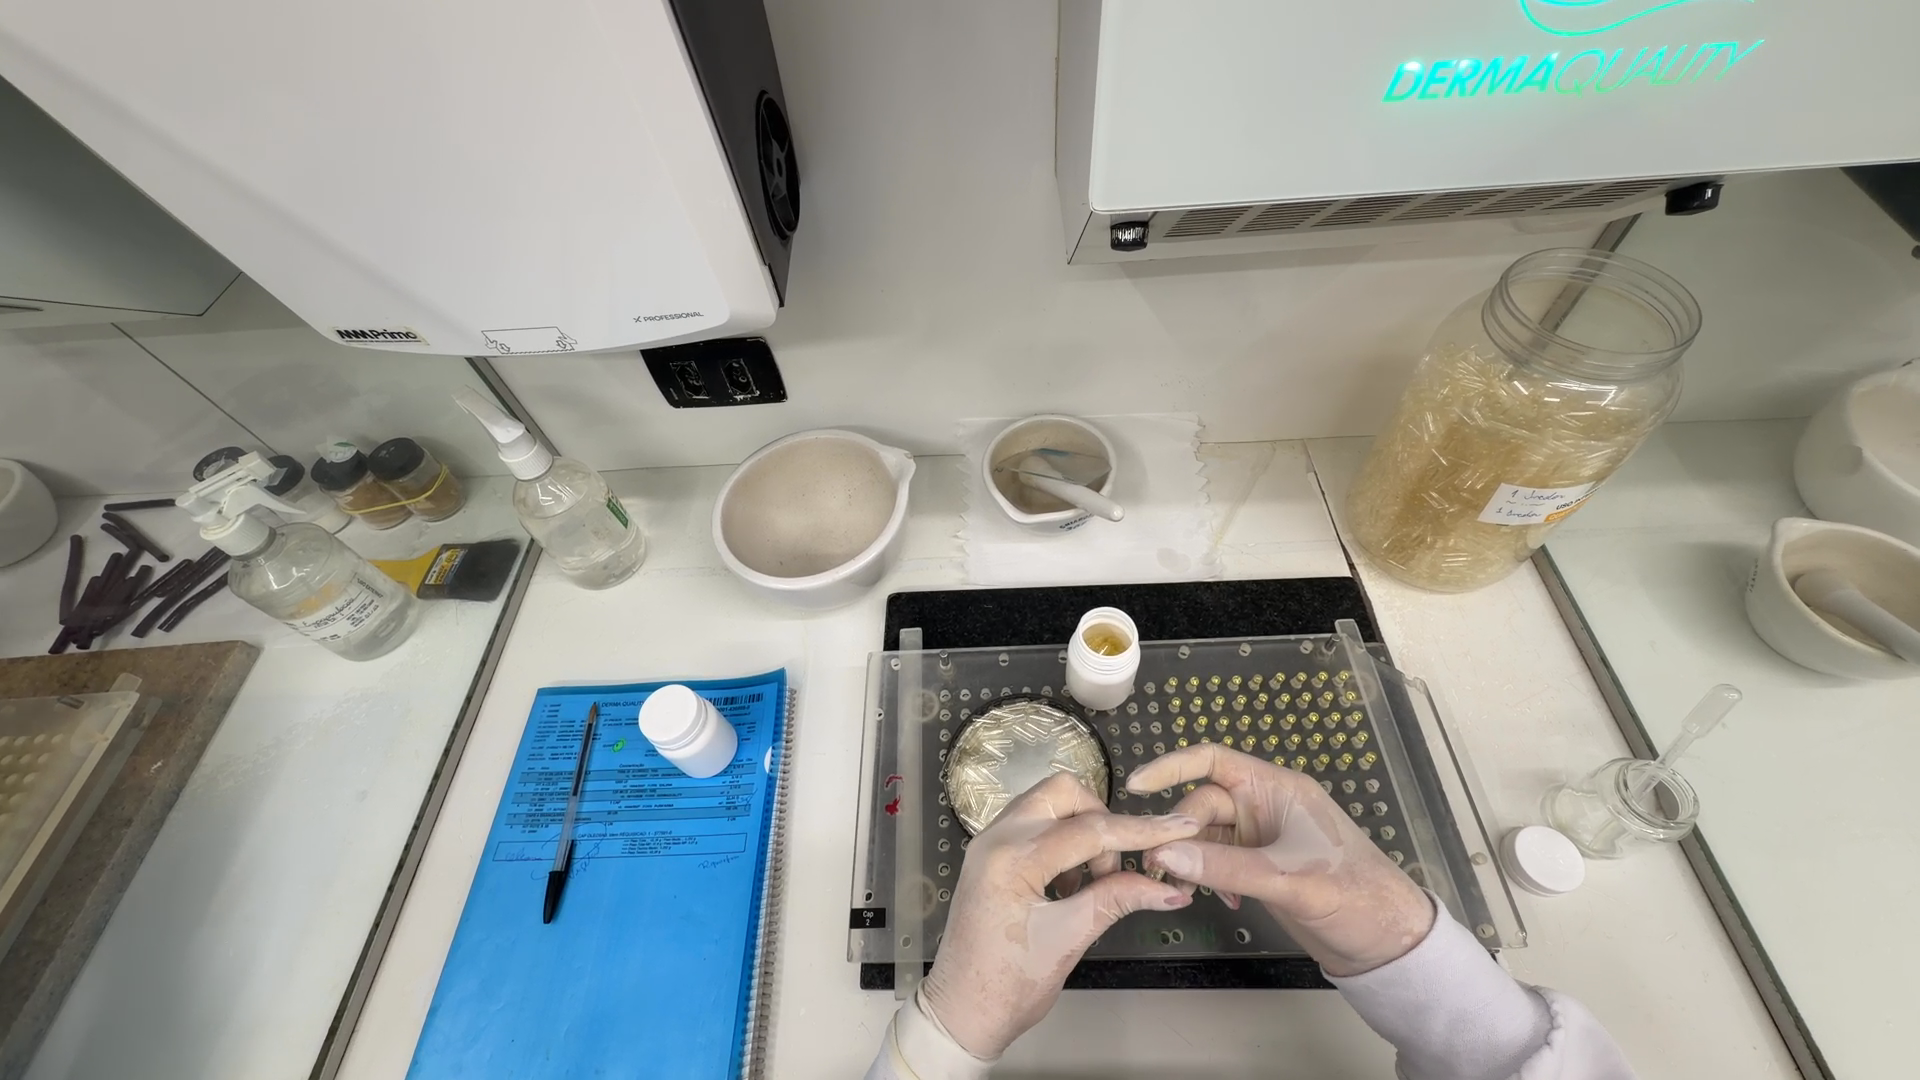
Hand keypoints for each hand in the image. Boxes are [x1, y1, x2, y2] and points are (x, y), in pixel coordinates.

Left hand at [919, 772, 1200, 1058]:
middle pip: (1064, 793)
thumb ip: (1116, 901)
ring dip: (1082, 827)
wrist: (959, 1011)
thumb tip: (1168, 887)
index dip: (1139, 829)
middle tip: (1117, 867)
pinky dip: (1061, 836)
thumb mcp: (1068, 941)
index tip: (1181, 826)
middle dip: (1102, 819)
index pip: (1089, 830)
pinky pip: (1034, 820)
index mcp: (1013, 857)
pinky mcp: (991, 850)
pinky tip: (1071, 881)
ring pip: (1048, 801)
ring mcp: (990, 839)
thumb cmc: (1009, 985)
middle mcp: (997, 835)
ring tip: (1093, 880)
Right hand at [1127, 744, 1434, 976]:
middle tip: (1156, 865)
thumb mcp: (1289, 880)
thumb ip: (1225, 866)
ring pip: (1204, 835)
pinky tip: (1213, 900)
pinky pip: (1215, 861)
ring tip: (1180, 890)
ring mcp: (1259, 837)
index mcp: (1274, 788)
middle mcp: (1262, 805)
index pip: (1212, 761)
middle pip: (1201, 804)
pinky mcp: (1257, 866)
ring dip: (1188, 860)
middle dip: (1178, 832)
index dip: (1171, 767)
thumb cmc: (1355, 895)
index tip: (1136, 786)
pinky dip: (1205, 877)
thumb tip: (1162, 854)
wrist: (1393, 948)